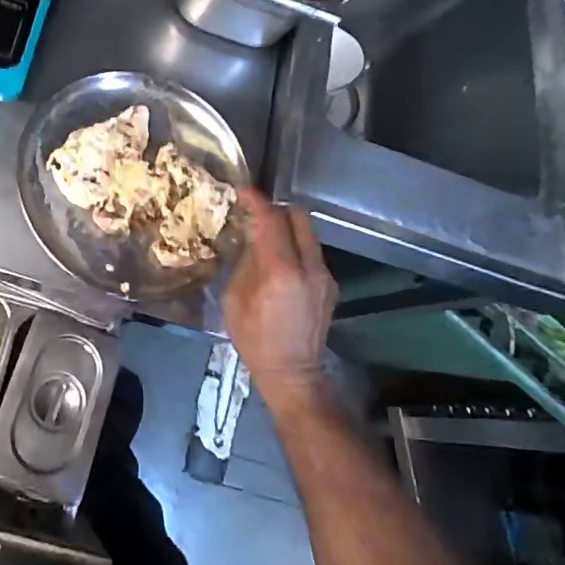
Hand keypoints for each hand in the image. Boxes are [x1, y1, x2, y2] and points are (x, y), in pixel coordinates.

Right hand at [222, 188, 337, 408]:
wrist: (293, 372)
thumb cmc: (254, 339)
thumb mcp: (234, 299)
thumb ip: (246, 262)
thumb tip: (253, 238)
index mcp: (280, 271)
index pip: (271, 220)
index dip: (257, 201)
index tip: (243, 192)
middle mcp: (308, 267)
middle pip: (298, 216)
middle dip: (276, 209)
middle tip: (257, 215)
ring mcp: (324, 275)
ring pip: (308, 232)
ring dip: (287, 228)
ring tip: (267, 238)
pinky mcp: (331, 284)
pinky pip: (312, 252)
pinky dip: (296, 247)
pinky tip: (281, 263)